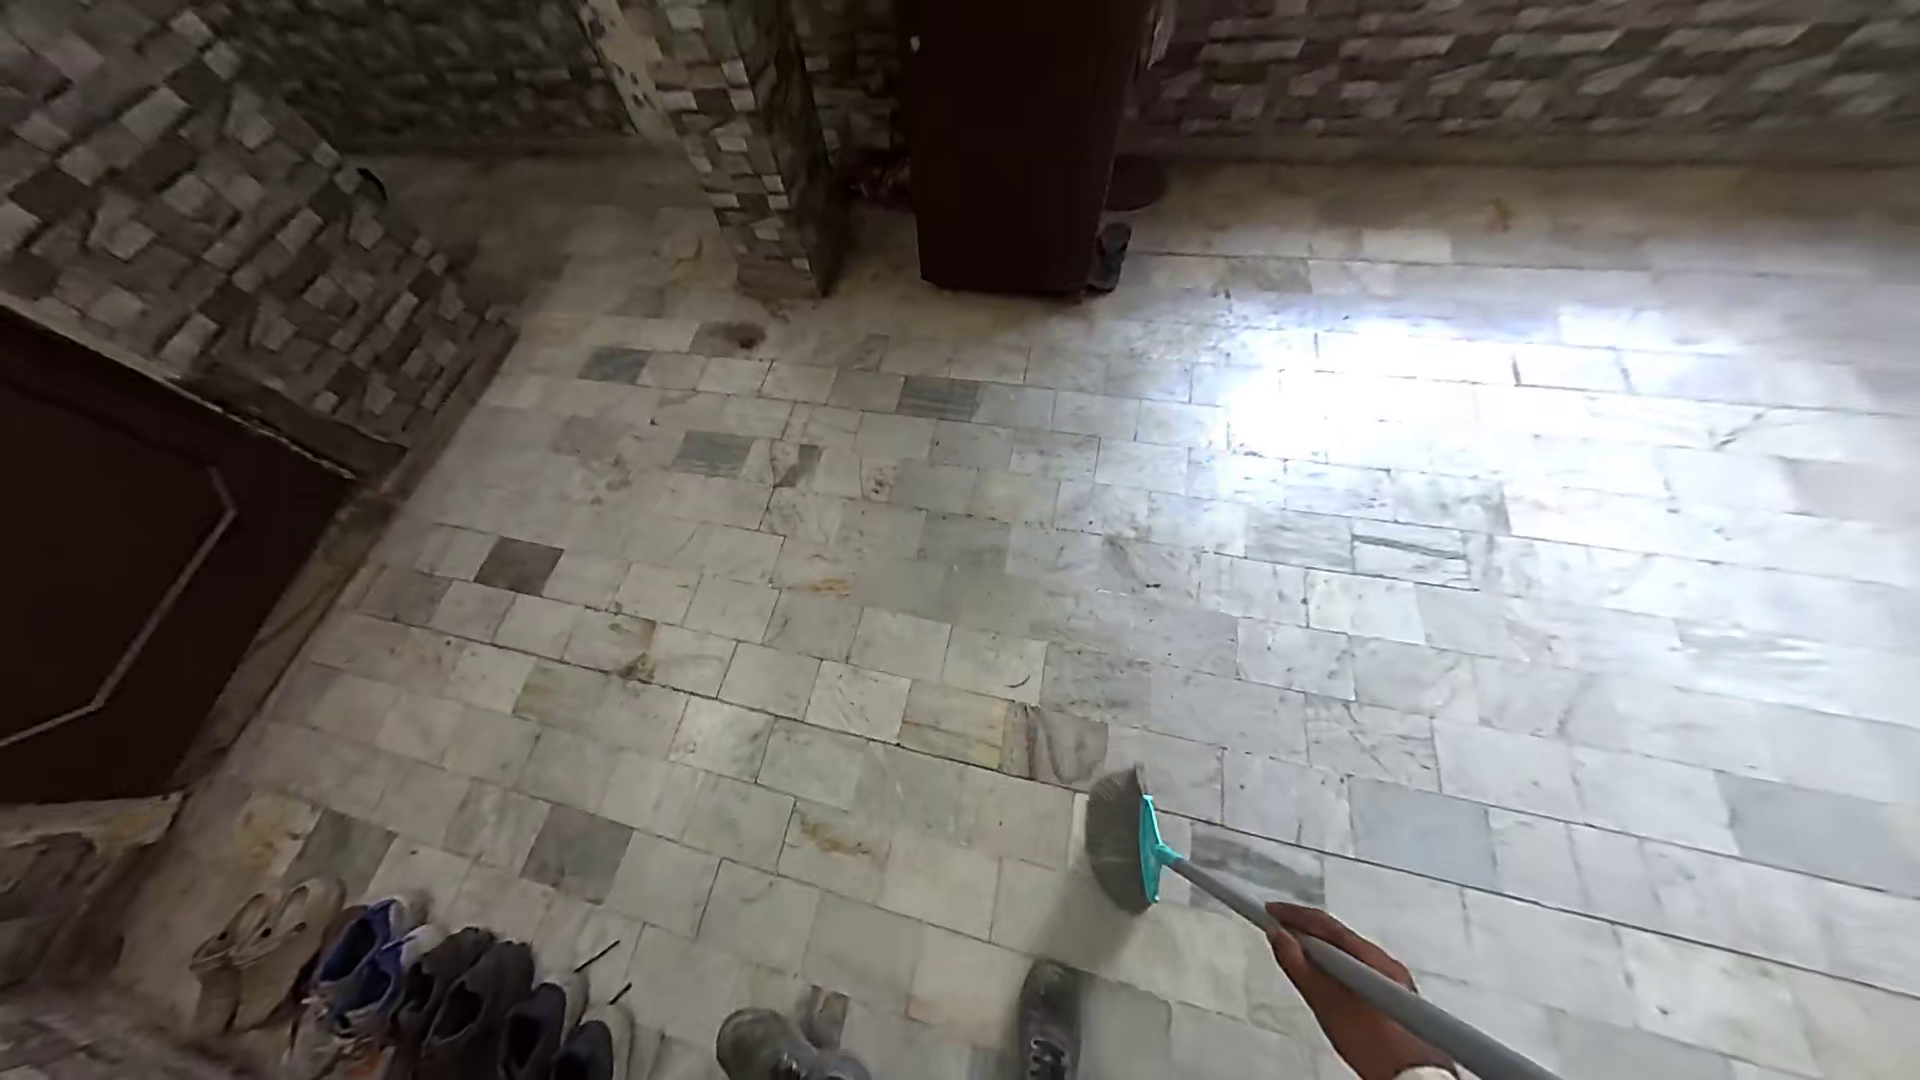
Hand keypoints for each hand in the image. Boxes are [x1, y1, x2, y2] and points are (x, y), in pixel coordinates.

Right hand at [1265, 902, 1455, 1079]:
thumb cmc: (1371, 1042)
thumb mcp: (1325, 1002)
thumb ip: (1297, 964)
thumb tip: (1277, 933)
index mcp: (1371, 957)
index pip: (1325, 923)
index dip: (1294, 914)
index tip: (1270, 911)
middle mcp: (1386, 962)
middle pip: (1338, 935)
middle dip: (1306, 929)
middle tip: (1278, 929)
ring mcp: (1395, 980)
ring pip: (1348, 952)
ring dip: (1320, 949)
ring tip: (1296, 952)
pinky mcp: (1397, 998)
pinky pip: (1358, 968)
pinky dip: (1335, 965)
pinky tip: (1325, 977)